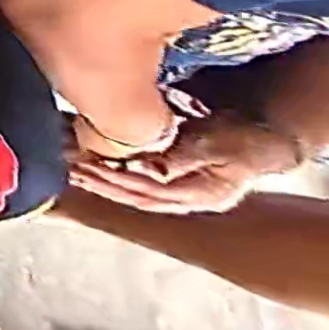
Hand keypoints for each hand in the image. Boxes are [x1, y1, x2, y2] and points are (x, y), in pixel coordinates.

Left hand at [68, 113, 306, 213]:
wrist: (263, 133)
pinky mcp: (167, 172)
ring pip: (129, 187)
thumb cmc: (242, 137)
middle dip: (97, 182)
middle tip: (65, 167)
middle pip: (132, 193)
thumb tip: (152, 171)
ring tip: (66, 163)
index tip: (83, 166)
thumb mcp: (217, 146)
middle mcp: (184, 196)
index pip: (146, 192)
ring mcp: (177, 187)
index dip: (112, 180)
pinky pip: (132, 175)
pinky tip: (84, 155)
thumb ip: (184, 159)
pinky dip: (107, 167)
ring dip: (97, 176)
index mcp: (199, 195)